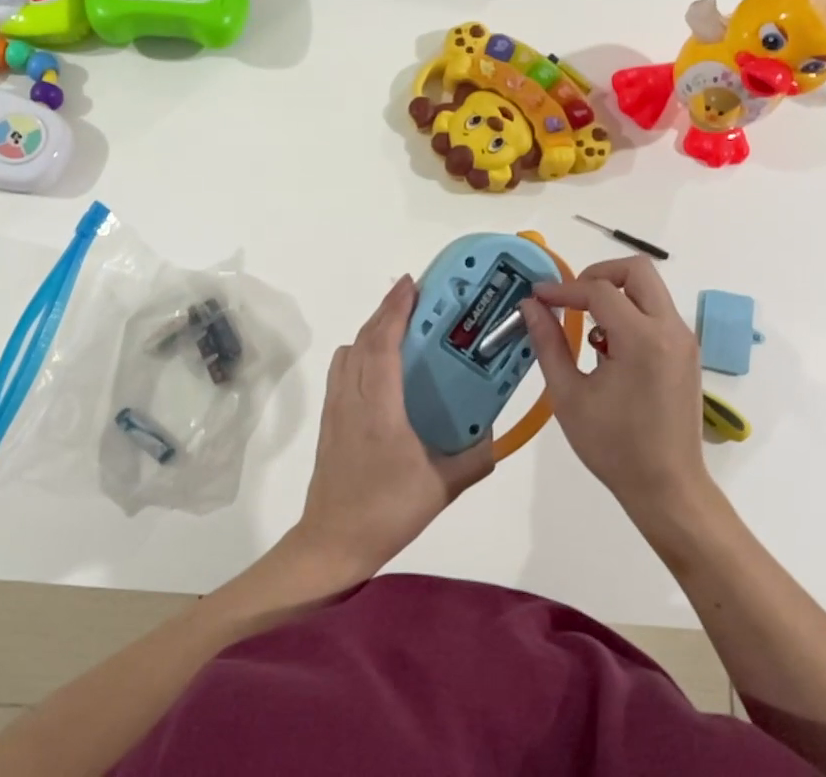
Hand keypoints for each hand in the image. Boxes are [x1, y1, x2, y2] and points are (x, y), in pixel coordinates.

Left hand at [288, 275, 494, 582]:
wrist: (334, 540)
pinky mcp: (330, 421)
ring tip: (402, 328)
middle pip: (364, 340)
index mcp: (380, 410)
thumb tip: (495, 430)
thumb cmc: (388, 512)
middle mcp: (353, 400)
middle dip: (387, 311)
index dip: (396, 310)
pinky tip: (382, 368)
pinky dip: (361, 353)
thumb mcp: (443, 487)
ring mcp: (336, 409)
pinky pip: (343, 371)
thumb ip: (476, 456)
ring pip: (349, 353)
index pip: (383, 345)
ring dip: (372, 331)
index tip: (413, 284)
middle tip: (416, 296)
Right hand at [521, 256, 712, 514]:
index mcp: (642, 339)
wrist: (667, 486)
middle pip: (637, 271)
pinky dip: (630, 316)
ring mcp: (684, 342)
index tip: (536, 298)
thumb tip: (531, 307)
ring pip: (650, 291)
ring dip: (616, 296)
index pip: (599, 290)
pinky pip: (657, 315)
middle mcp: (671, 330)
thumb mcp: (570, 395)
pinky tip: (607, 351)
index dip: (563, 289)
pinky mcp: (687, 355)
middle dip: (598, 275)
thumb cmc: (613, 446)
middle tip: (569, 298)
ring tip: (586, 331)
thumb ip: (549, 344)